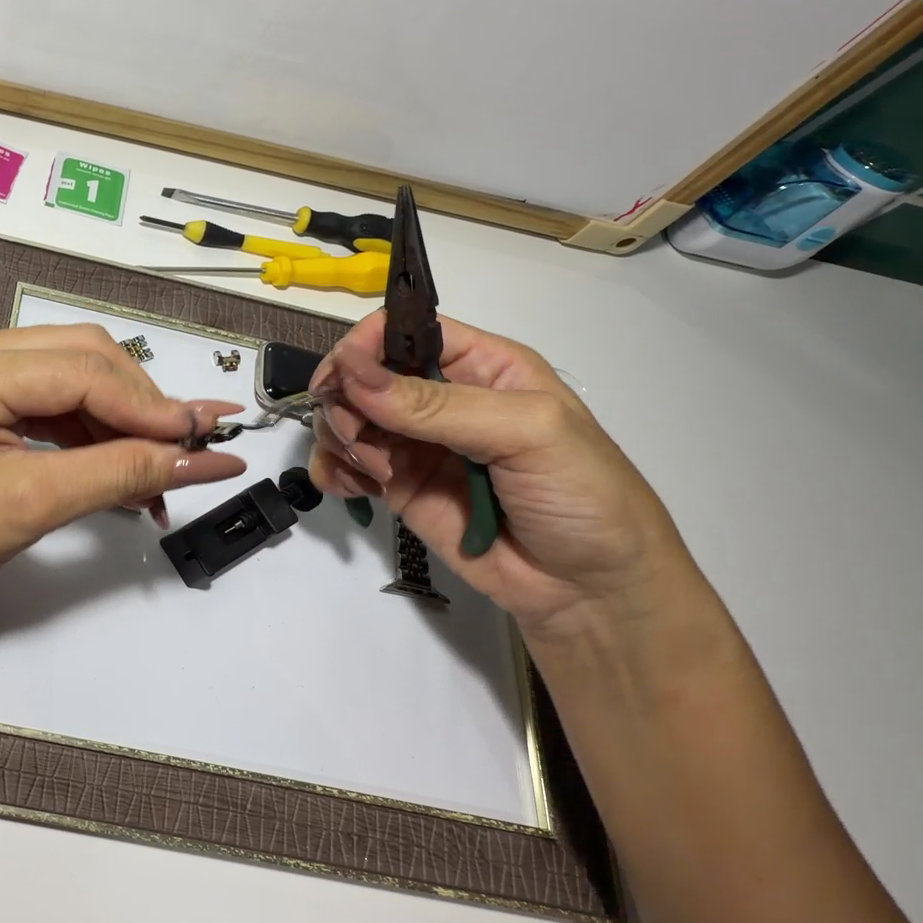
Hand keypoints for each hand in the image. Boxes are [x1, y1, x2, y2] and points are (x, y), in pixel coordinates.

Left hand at [0, 326, 247, 612]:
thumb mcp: (36, 505)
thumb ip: (124, 473)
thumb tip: (207, 457)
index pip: (79, 370)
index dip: (147, 405)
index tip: (204, 438)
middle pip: (84, 357)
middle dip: (140, 406)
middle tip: (187, 452)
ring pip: (78, 371)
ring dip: (123, 419)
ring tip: (160, 469)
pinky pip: (59, 393)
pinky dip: (96, 427)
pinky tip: (126, 462)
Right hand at [306, 311, 686, 635]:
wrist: (591, 591)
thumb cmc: (583, 497)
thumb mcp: (525, 434)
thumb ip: (434, 404)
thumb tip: (350, 371)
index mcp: (481, 366)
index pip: (402, 331)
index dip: (364, 348)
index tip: (341, 382)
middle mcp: (440, 398)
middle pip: (360, 375)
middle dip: (346, 403)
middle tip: (361, 441)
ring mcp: (414, 444)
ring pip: (344, 418)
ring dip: (340, 439)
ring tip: (372, 472)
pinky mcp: (397, 486)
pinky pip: (343, 464)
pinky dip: (331, 470)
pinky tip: (350, 489)